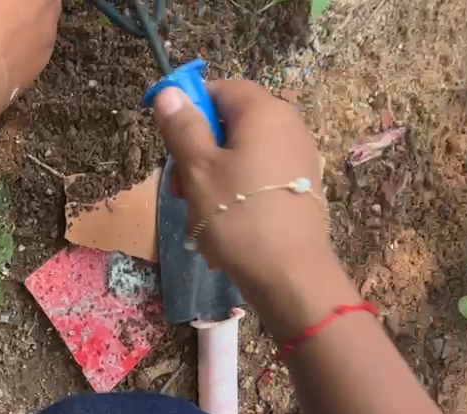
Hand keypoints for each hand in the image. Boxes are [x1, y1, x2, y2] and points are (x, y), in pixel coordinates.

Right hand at [153, 80, 356, 340]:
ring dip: (211, 183)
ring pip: (240, 158)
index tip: (169, 145)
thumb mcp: (198, 171)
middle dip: (197, 156)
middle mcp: (286, 124)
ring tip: (199, 219)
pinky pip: (256, 181)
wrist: (286, 270)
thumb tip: (169, 91)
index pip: (221, 89)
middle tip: (179, 192)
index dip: (190, 110)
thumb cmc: (236, 214)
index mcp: (262, 111)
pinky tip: (224, 230)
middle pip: (230, 127)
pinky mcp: (298, 188)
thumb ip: (183, 128)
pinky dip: (234, 197)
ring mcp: (296, 157)